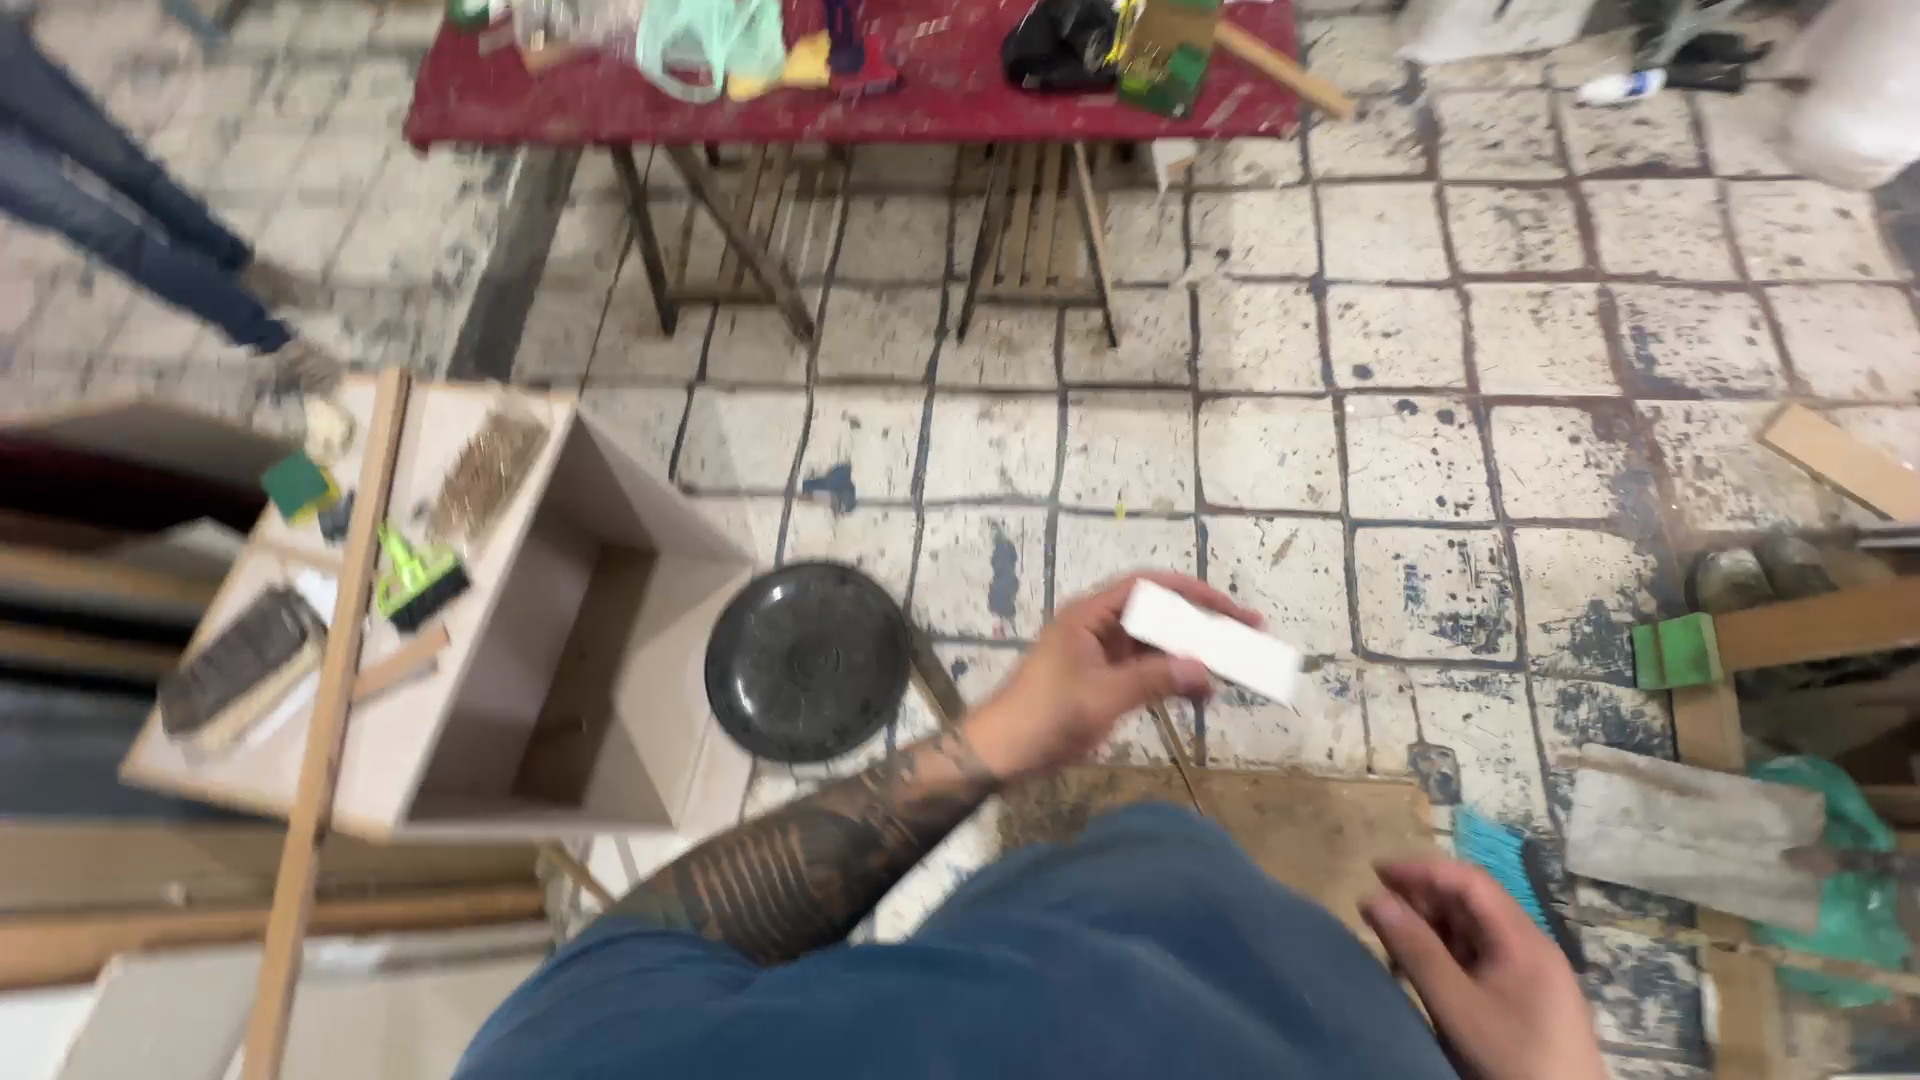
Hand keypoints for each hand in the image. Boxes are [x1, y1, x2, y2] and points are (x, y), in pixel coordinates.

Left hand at [958, 571, 1260, 779]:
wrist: (1002, 753)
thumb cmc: (1044, 716)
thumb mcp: (1101, 697)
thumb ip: (1153, 680)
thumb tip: (1204, 668)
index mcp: (1089, 616)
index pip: (1149, 588)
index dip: (1193, 592)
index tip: (1231, 609)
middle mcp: (1097, 628)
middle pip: (1158, 615)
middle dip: (1200, 626)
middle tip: (1246, 639)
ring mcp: (1099, 656)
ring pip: (1155, 646)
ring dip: (1189, 655)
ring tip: (1231, 671)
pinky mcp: (1101, 682)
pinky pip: (1145, 672)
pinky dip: (1171, 679)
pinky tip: (1200, 692)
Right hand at [1360, 857, 1604, 1079]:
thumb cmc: (1513, 1062)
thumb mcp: (1457, 1006)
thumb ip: (1414, 949)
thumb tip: (1372, 898)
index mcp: (1525, 941)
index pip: (1469, 881)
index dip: (1421, 869)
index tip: (1376, 872)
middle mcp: (1529, 948)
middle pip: (1468, 902)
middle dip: (1418, 898)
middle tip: (1374, 909)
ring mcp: (1526, 974)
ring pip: (1468, 929)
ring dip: (1425, 926)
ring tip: (1388, 939)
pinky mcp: (1519, 997)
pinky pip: (1473, 956)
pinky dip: (1439, 952)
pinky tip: (1414, 967)